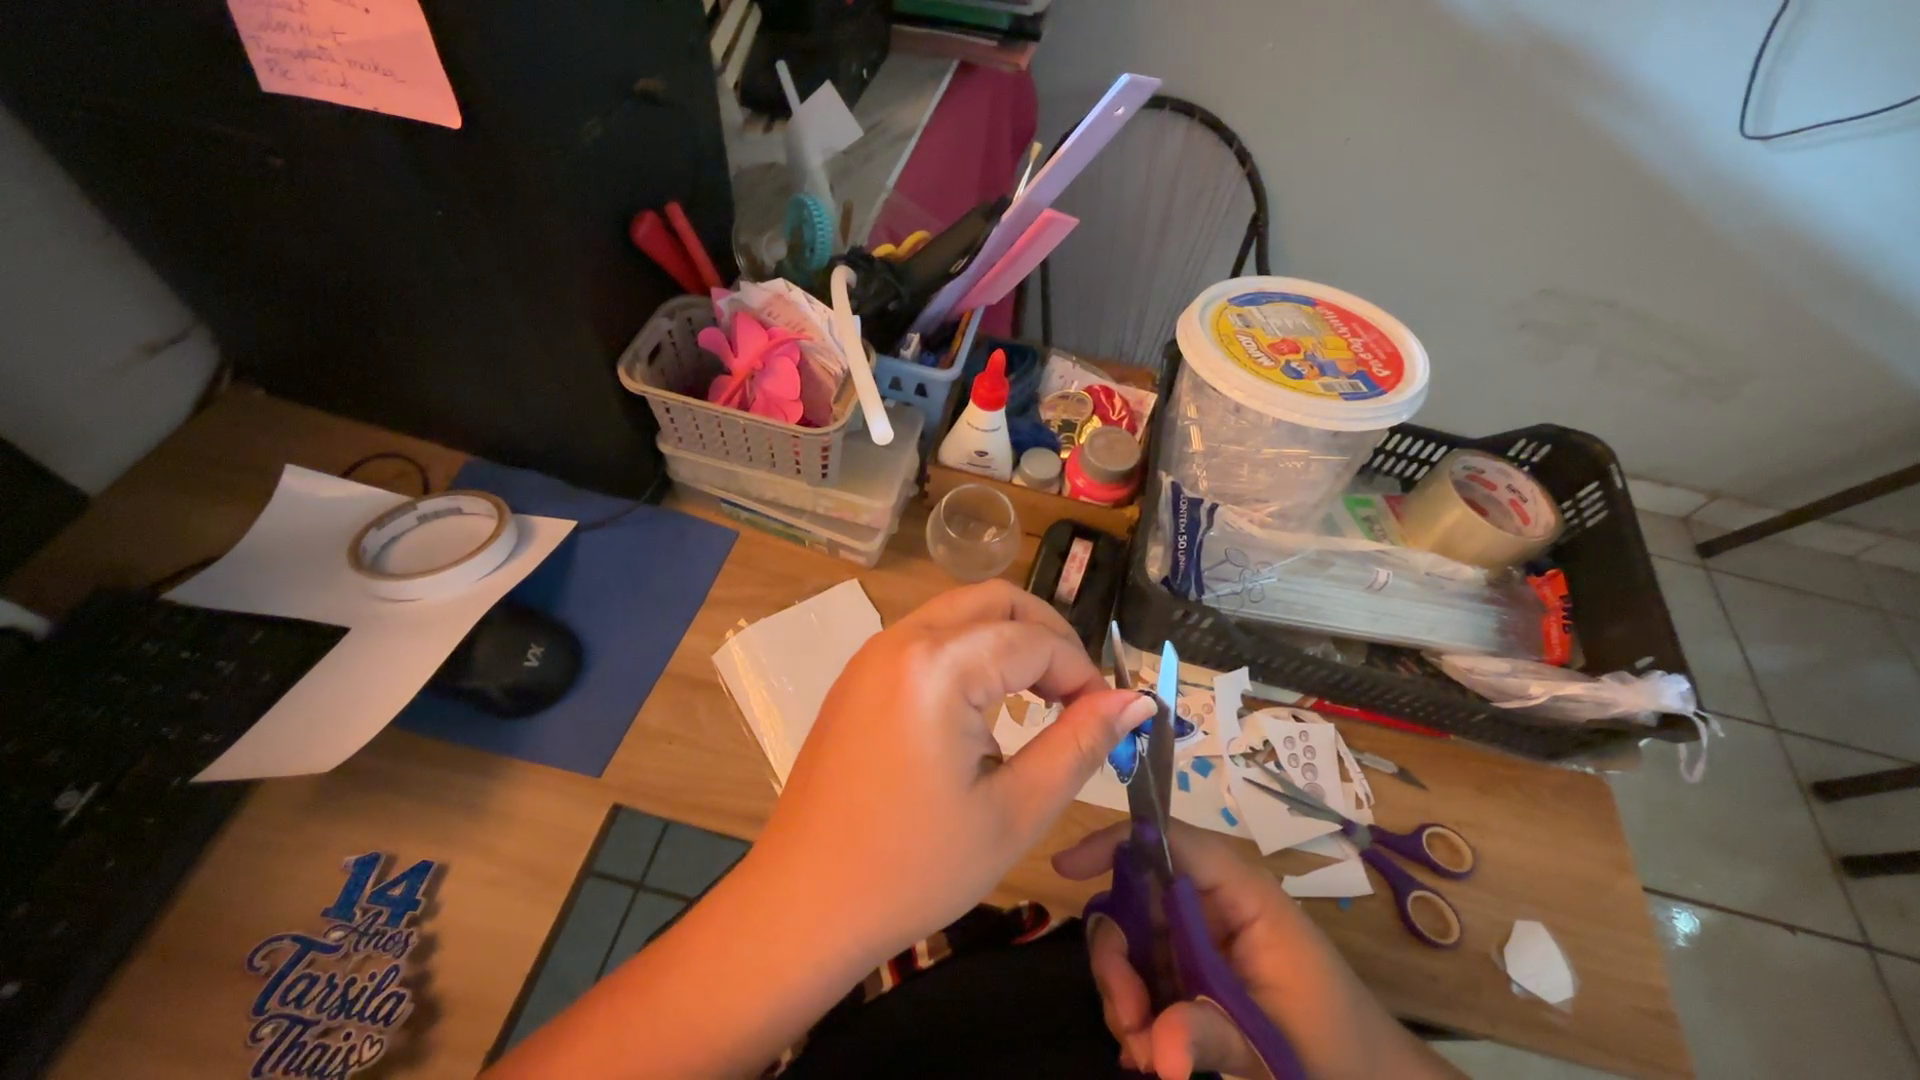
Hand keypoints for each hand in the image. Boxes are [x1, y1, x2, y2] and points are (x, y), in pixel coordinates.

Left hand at [749, 580, 1155, 959]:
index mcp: (939, 667)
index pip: (1035, 640)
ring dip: (1009, 640)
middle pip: (997, 601)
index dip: (1083, 673)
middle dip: (1049, 637)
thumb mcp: (1015, 812)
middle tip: (1077, 696)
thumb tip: (1136, 702)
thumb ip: (1079, 745)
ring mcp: (872, 655)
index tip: (1107, 718)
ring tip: (1040, 700)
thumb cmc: (914, 869)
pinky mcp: (858, 678)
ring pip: (960, 614)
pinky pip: (928, 638)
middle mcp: (901, 640)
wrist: (804, 904)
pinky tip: (984, 708)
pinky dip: (970, 653)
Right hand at [1054, 822, 1456, 1079]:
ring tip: (1148, 1054)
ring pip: (1132, 940)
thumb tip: (1155, 1048)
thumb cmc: (1338, 1053)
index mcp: (1245, 898)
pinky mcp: (1195, 973)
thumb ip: (1216, 1039)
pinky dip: (1136, 1013)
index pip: (1172, 842)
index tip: (1065, 870)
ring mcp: (1202, 940)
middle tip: (1129, 1020)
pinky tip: (1153, 1054)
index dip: (1115, 842)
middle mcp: (1215, 907)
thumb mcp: (1276, 1050)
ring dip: (1124, 996)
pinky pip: (1144, 975)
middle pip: (1136, 897)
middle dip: (1117, 957)